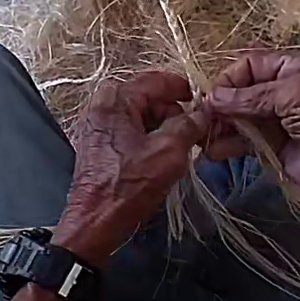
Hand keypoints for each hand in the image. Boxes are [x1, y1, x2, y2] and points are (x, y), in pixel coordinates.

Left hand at [53, 71, 208, 265]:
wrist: (96, 220)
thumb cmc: (128, 185)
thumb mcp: (169, 151)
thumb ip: (189, 124)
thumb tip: (203, 112)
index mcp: (114, 100)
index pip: (155, 80)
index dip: (181, 88)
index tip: (200, 99)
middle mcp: (100, 107)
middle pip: (145, 97)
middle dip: (171, 110)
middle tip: (192, 127)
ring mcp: (96, 127)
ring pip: (137, 115)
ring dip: (160, 126)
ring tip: (179, 145)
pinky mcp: (97, 147)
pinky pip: (127, 131)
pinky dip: (146, 137)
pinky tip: (160, 155)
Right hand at [205, 49, 299, 208]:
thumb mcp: (297, 94)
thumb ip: (253, 95)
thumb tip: (213, 98)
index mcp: (298, 65)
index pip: (252, 63)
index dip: (230, 78)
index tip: (211, 97)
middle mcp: (287, 88)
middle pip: (242, 90)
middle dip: (222, 104)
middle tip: (204, 121)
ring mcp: (279, 118)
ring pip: (240, 116)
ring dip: (221, 126)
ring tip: (205, 138)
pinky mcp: (273, 144)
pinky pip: (243, 140)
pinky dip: (227, 144)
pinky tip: (213, 151)